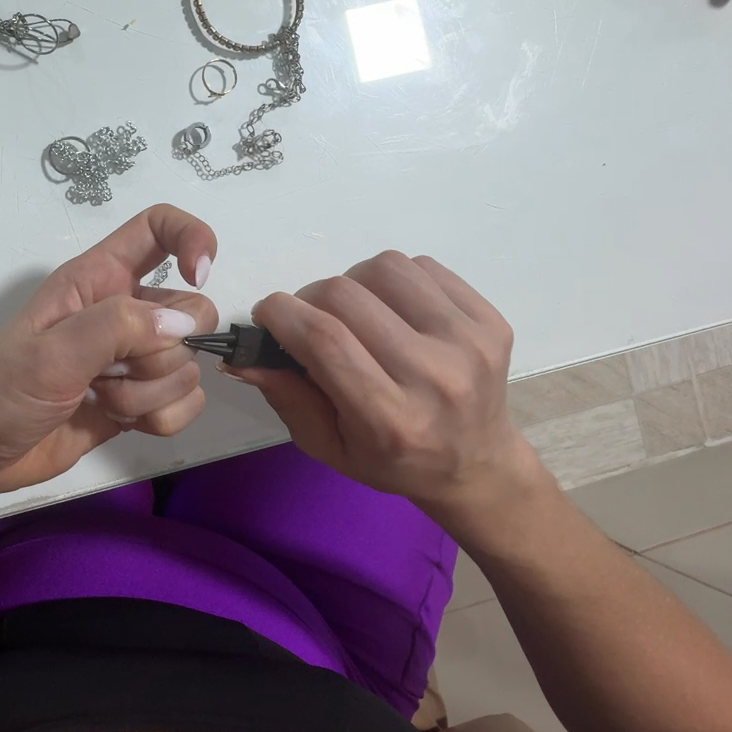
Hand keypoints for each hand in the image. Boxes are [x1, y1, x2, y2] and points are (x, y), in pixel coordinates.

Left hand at [0, 205, 219, 507]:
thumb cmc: (0, 393)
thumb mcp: (50, 354)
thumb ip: (116, 328)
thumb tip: (182, 324)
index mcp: (96, 279)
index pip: (157, 228)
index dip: (191, 238)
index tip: (197, 276)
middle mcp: (122, 312)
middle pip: (191, 311)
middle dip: (163, 352)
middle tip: (111, 370)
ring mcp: (133, 359)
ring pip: (188, 365)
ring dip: (151, 393)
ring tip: (103, 399)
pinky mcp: (141, 401)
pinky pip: (185, 403)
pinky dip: (161, 418)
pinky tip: (122, 421)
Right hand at [231, 251, 548, 524]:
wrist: (478, 466)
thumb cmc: (391, 461)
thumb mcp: (326, 444)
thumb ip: (285, 395)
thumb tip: (241, 355)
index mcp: (390, 418)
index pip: (323, 338)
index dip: (281, 313)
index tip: (267, 315)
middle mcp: (434, 376)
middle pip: (345, 295)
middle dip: (308, 299)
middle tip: (309, 321)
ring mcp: (468, 343)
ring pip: (382, 268)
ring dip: (352, 283)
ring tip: (354, 313)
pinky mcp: (490, 320)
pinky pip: (421, 265)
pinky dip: (391, 279)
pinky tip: (390, 309)